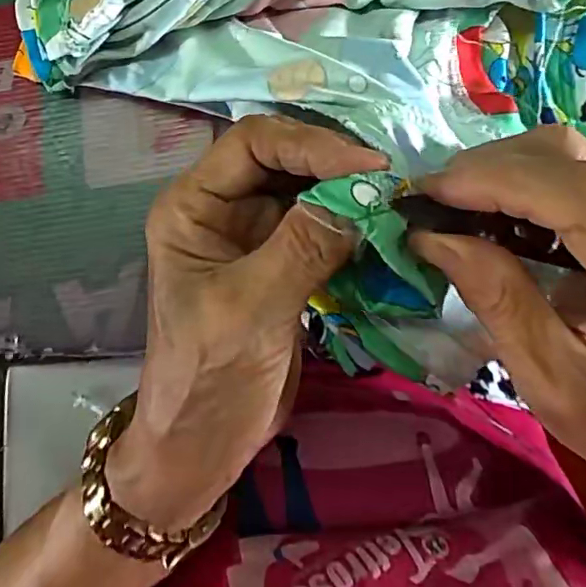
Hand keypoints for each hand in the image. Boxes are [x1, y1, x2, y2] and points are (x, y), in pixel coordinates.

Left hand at [108, 115, 387, 528]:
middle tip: (388, 181)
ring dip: (344, 191)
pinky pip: (316, 224)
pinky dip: (348, 224)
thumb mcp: (250, 310)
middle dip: (331, 162)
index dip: (308, 144)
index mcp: (192, 204)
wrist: (202, 442)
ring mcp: (249, 231)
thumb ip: (301, 249)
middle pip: (279, 158)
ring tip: (392, 200)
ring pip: (302, 188)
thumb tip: (358, 197)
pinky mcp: (277, 258)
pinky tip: (381, 230)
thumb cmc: (208, 377)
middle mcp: (219, 206)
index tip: (367, 166)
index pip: (251, 144)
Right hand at [408, 126, 585, 515]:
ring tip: (461, 204)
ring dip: (505, 166)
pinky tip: (502, 211)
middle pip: (580, 162)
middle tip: (434, 200)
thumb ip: (500, 305)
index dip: (504, 179)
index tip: (434, 193)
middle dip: (492, 167)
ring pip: (580, 156)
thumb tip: (434, 235)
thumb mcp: (554, 391)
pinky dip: (528, 177)